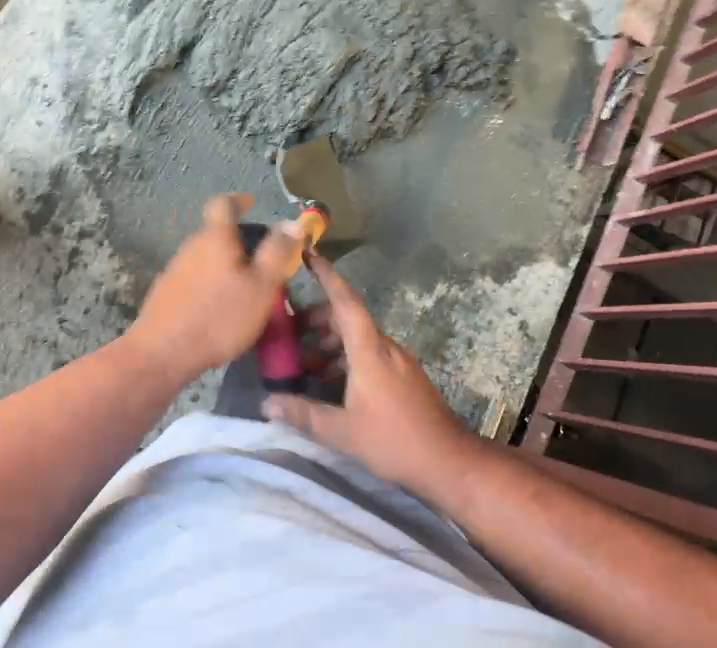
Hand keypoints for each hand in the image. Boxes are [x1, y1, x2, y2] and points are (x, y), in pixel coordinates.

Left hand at [122, 193, 304, 385]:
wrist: (163, 353)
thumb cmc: (220, 316)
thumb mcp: (261, 286)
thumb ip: (277, 253)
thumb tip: (293, 222)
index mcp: (215, 238)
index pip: (224, 204)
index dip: (239, 200)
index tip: (252, 202)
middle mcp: (191, 247)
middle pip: (216, 233)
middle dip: (239, 241)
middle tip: (262, 260)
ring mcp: (175, 270)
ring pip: (206, 257)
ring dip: (225, 265)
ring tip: (246, 288)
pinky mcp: (166, 293)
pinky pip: (195, 279)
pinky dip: (211, 284)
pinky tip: (220, 309)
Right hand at [262, 254, 482, 493]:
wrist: (450, 462)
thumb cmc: (395, 441)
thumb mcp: (342, 432)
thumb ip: (304, 414)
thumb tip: (267, 403)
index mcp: (369, 351)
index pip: (345, 301)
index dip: (326, 275)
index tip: (308, 253)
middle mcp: (385, 348)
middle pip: (348, 319)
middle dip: (318, 320)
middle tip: (289, 334)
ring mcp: (399, 362)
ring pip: (359, 339)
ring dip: (331, 344)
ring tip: (307, 366)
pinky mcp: (406, 377)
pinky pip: (371, 355)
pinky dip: (348, 359)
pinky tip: (333, 385)